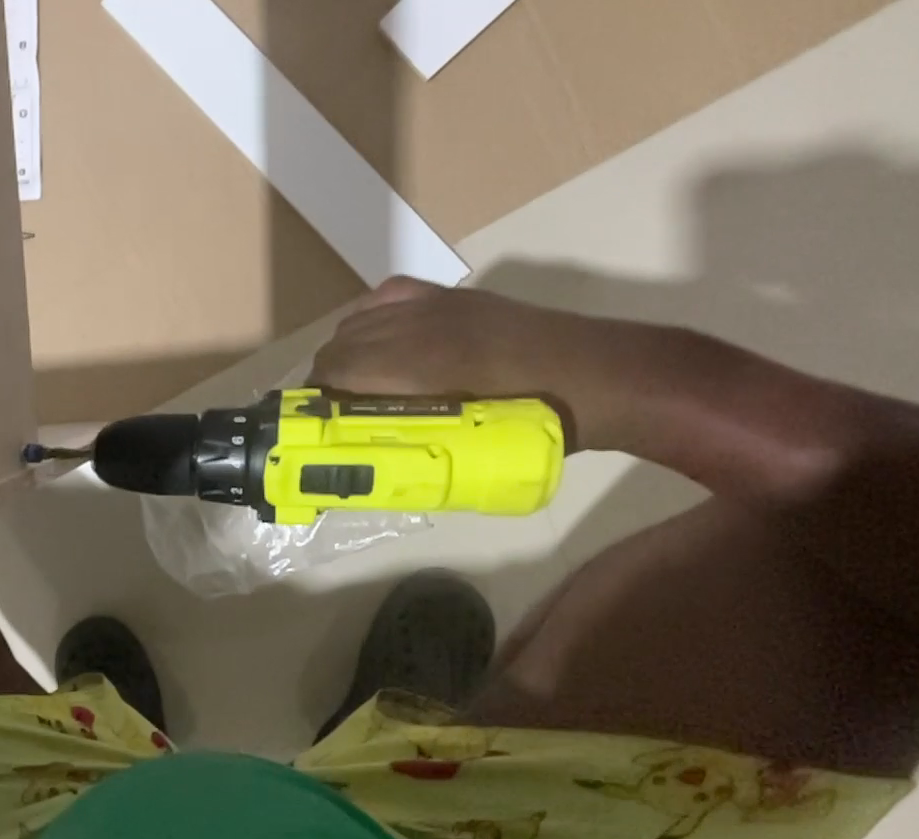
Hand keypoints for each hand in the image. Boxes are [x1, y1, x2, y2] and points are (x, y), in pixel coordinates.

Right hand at [309, 277, 677, 451]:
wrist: (605, 378)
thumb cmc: (539, 426)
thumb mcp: (466, 446)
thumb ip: (407, 443)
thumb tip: (361, 461)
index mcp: (421, 365)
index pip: (336, 372)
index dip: (314, 402)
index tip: (312, 429)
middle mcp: (420, 325)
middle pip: (339, 346)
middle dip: (324, 382)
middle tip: (332, 417)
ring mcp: (437, 305)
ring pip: (358, 322)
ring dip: (344, 353)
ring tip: (354, 385)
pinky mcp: (454, 297)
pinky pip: (389, 296)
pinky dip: (370, 319)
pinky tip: (377, 341)